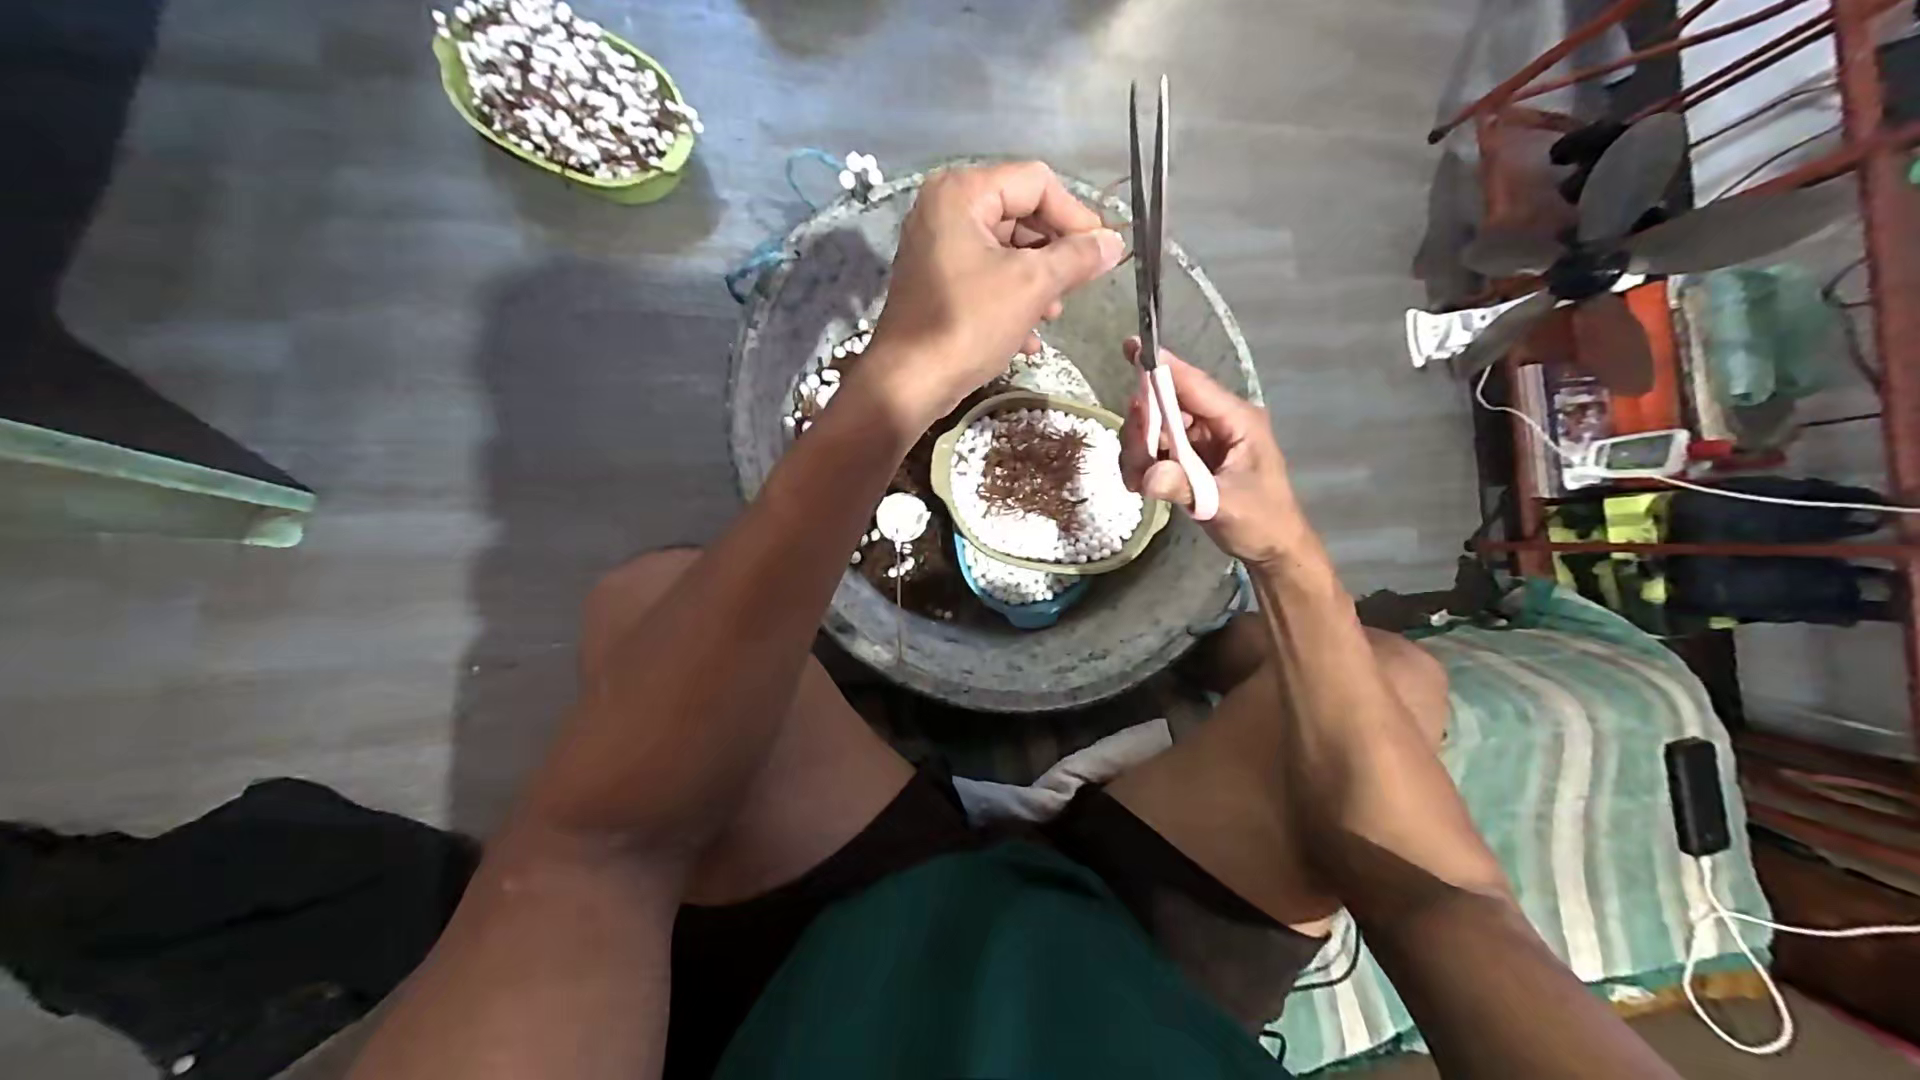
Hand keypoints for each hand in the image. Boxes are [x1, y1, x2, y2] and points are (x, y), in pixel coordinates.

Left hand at [861, 162, 1124, 430]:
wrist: (908, 383)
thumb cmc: (968, 325)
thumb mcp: (1031, 286)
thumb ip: (1076, 258)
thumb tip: (1112, 243)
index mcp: (962, 193)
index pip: (1036, 182)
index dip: (1075, 215)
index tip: (1100, 252)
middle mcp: (944, 209)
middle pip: (1020, 215)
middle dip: (1053, 254)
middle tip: (1077, 287)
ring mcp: (936, 248)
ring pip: (1005, 252)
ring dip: (1036, 282)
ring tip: (1051, 316)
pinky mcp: (935, 283)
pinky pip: (985, 277)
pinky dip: (1010, 301)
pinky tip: (1028, 338)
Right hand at [1119, 340, 1314, 569]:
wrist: (1271, 548)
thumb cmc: (1262, 521)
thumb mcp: (1225, 505)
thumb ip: (1186, 487)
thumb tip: (1149, 477)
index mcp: (1237, 420)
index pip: (1193, 385)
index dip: (1162, 367)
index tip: (1132, 346)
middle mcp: (1216, 422)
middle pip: (1165, 406)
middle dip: (1143, 429)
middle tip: (1137, 462)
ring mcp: (1201, 440)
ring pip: (1154, 428)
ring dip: (1138, 452)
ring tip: (1139, 482)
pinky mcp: (1189, 459)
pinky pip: (1154, 450)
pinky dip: (1141, 465)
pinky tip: (1141, 485)